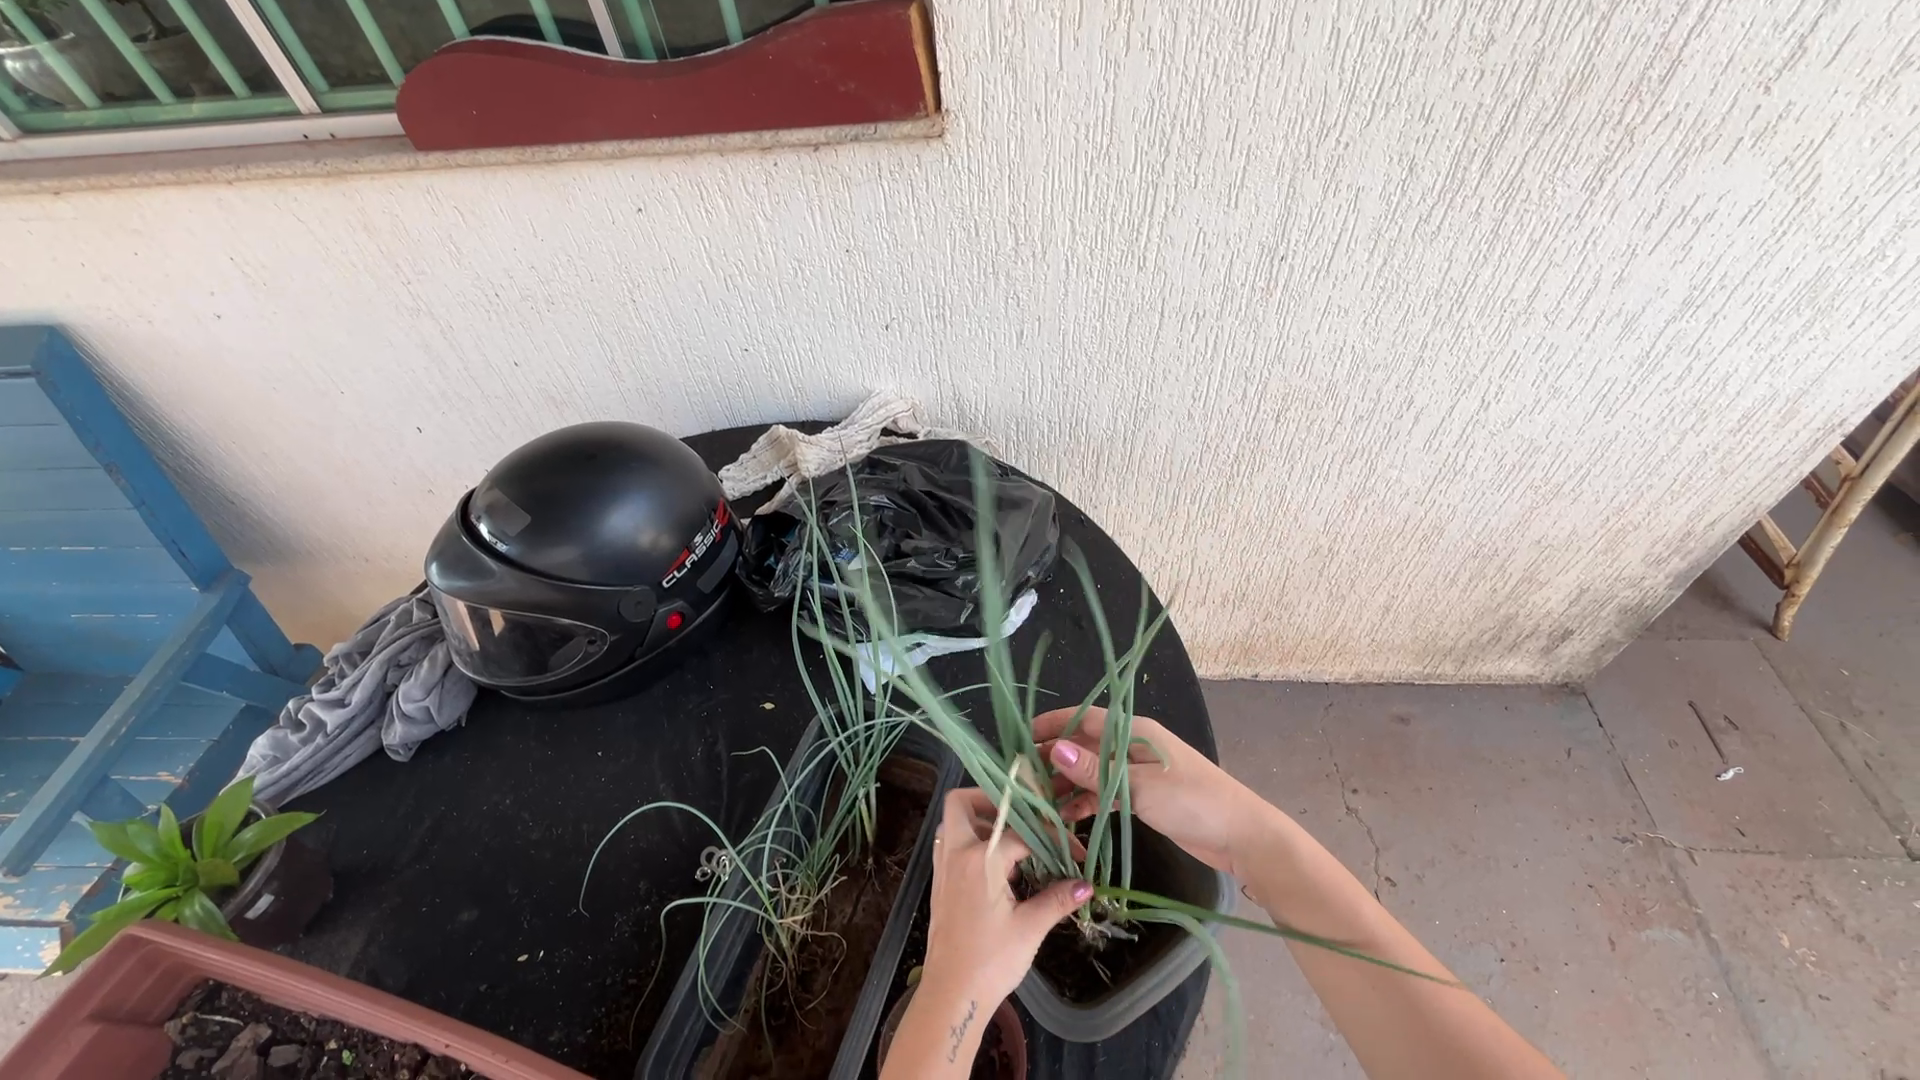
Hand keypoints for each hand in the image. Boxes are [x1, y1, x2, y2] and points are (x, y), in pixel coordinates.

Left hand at [920, 787, 1091, 1004]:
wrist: (951, 995)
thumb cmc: (991, 961)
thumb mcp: (1030, 928)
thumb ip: (1057, 900)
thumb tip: (1086, 884)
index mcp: (979, 859)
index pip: (1020, 831)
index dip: (1052, 838)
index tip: (1075, 852)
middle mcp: (955, 854)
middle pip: (962, 803)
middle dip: (991, 799)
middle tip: (1024, 814)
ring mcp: (943, 868)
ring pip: (953, 823)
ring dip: (980, 820)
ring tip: (1015, 837)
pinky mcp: (940, 884)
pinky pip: (952, 845)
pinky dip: (972, 841)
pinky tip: (1000, 865)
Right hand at [1036, 706, 1279, 877]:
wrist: (1242, 836)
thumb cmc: (1192, 801)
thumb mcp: (1138, 786)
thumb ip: (1094, 770)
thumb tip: (1054, 749)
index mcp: (1133, 732)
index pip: (1082, 720)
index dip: (1051, 726)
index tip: (1020, 738)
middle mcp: (1130, 747)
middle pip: (1082, 748)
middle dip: (1052, 762)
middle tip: (1021, 783)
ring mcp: (1136, 773)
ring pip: (1090, 774)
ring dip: (1066, 787)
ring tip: (1037, 806)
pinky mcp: (1141, 798)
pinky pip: (1103, 795)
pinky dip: (1085, 804)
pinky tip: (1065, 820)